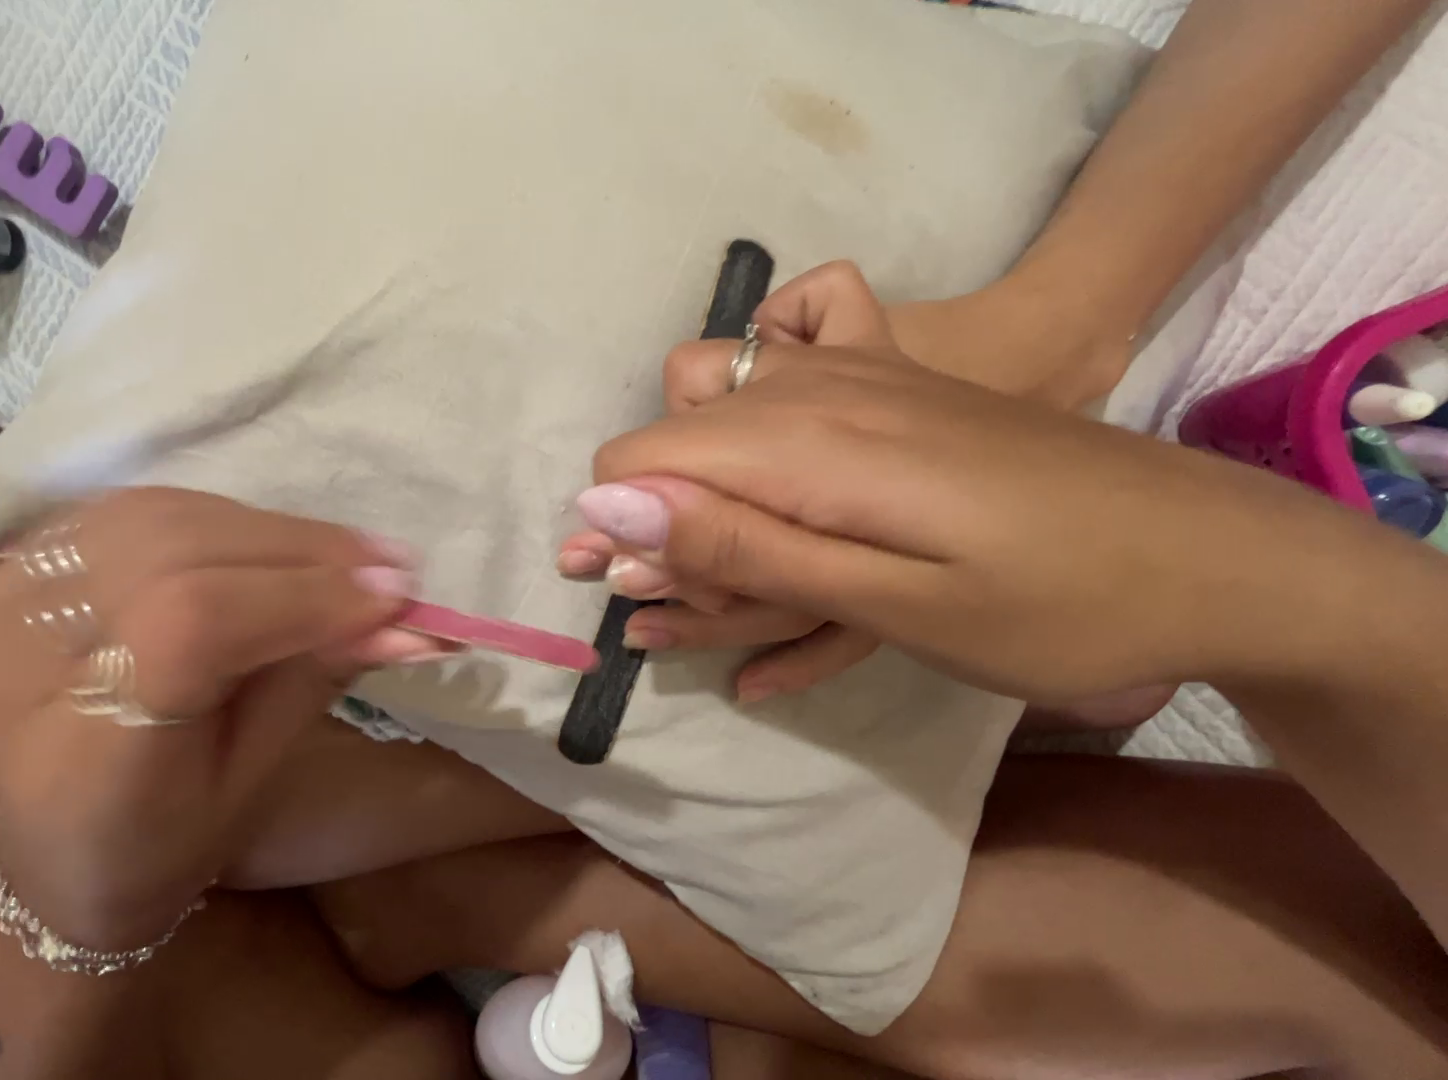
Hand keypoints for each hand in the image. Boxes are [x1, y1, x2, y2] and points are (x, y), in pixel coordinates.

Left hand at [0, 489, 440, 946]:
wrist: (42, 853)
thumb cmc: (153, 848)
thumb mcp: (247, 785)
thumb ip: (314, 682)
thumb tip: (409, 622)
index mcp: (80, 751)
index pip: (189, 627)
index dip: (298, 598)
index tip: (393, 598)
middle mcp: (18, 659)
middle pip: (176, 553)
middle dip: (303, 553)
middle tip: (395, 566)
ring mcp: (3, 600)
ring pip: (160, 517)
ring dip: (273, 528)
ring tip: (352, 553)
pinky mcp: (14, 569)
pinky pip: (137, 510)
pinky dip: (225, 516)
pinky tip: (279, 540)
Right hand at [559, 264, 1147, 700]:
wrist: (1220, 554)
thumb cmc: (1058, 604)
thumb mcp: (890, 602)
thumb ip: (741, 544)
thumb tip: (605, 502)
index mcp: (803, 440)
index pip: (637, 457)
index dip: (620, 532)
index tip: (649, 601)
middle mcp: (814, 387)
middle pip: (670, 437)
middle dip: (663, 530)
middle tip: (715, 610)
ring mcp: (856, 375)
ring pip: (720, 411)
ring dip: (711, 497)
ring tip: (759, 573)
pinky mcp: (890, 386)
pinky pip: (789, 378)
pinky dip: (765, 442)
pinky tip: (789, 479)